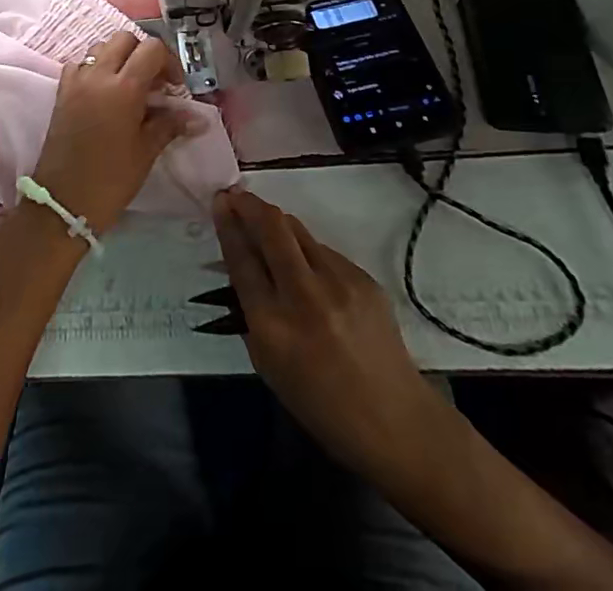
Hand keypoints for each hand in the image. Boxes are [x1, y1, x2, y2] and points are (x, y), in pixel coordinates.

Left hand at [30, 32, 191, 233]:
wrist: (63, 202)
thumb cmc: (111, 179)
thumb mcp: (146, 151)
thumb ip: (170, 125)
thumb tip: (197, 117)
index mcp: (123, 88)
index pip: (152, 50)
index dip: (169, 63)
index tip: (174, 88)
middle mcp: (97, 76)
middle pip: (124, 40)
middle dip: (144, 55)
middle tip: (154, 84)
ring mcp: (75, 82)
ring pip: (100, 48)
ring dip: (119, 59)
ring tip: (130, 88)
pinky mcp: (61, 93)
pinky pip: (80, 65)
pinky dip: (95, 69)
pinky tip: (105, 94)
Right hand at [213, 188, 443, 477]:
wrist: (391, 417)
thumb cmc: (319, 403)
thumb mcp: (268, 364)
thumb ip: (252, 313)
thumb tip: (244, 268)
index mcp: (272, 325)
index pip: (243, 260)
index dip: (228, 226)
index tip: (221, 202)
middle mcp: (305, 295)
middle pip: (272, 230)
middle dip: (250, 205)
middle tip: (235, 195)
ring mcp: (340, 283)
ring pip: (300, 233)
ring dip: (277, 222)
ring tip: (263, 219)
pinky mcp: (365, 279)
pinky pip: (324, 252)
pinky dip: (306, 250)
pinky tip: (303, 263)